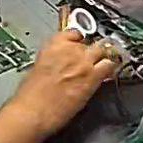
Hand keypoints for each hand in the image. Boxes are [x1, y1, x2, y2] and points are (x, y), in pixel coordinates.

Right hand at [5, 27, 119, 137]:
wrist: (34, 110)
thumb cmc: (31, 94)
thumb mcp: (39, 65)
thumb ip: (54, 57)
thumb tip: (62, 61)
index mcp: (54, 42)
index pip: (74, 32)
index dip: (79, 40)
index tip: (80, 45)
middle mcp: (70, 48)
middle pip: (89, 42)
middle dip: (91, 50)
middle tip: (91, 59)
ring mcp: (83, 61)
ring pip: (102, 50)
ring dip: (102, 57)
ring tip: (103, 64)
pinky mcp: (93, 76)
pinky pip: (109, 66)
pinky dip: (111, 67)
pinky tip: (110, 72)